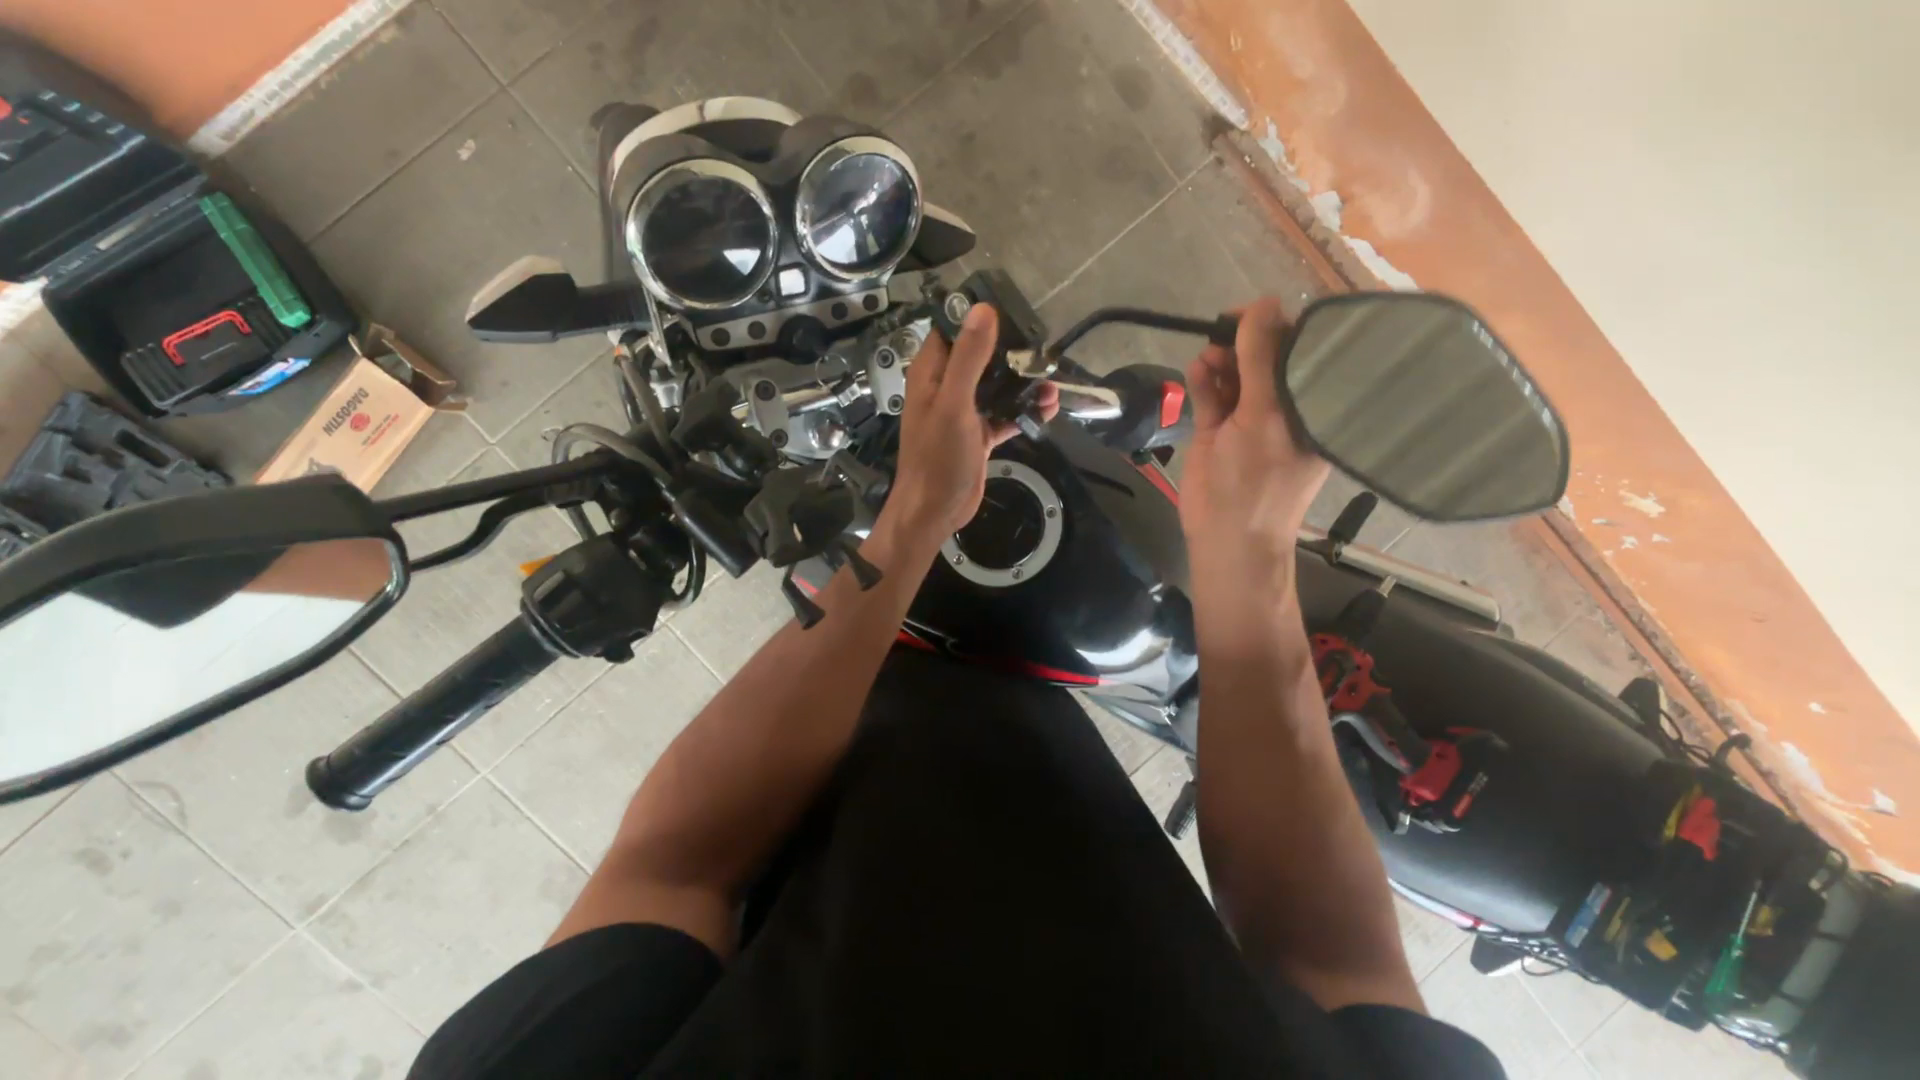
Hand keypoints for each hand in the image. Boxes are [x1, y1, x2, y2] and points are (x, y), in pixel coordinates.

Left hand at [887, 304, 1059, 535]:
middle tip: (1040, 344)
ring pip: (996, 386)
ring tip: (1051, 380)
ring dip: (1022, 382)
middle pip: (979, 356)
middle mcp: (945, 387)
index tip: (1009, 306)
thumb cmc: (937, 457)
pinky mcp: (978, 435)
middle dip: (1008, 349)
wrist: (934, 511)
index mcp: (930, 373)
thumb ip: (969, 358)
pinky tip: (1048, 407)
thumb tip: (984, 309)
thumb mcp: (954, 403)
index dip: (975, 316)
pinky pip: (1004, 414)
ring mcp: (963, 412)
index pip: (950, 330)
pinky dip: (1024, 411)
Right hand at [1180, 298, 1329, 585]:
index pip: (1299, 350)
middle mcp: (1282, 405)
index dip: (1275, 327)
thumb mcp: (1263, 415)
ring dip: (1220, 359)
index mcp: (1310, 404)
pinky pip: (1212, 393)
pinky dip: (1204, 379)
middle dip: (1242, 342)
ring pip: (1235, 371)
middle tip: (1222, 336)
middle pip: (1263, 356)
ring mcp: (1248, 418)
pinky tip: (1197, 372)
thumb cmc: (1256, 480)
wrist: (1227, 537)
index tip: (1248, 316)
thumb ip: (1262, 359)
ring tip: (1208, 361)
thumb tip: (1262, 304)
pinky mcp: (1218, 430)